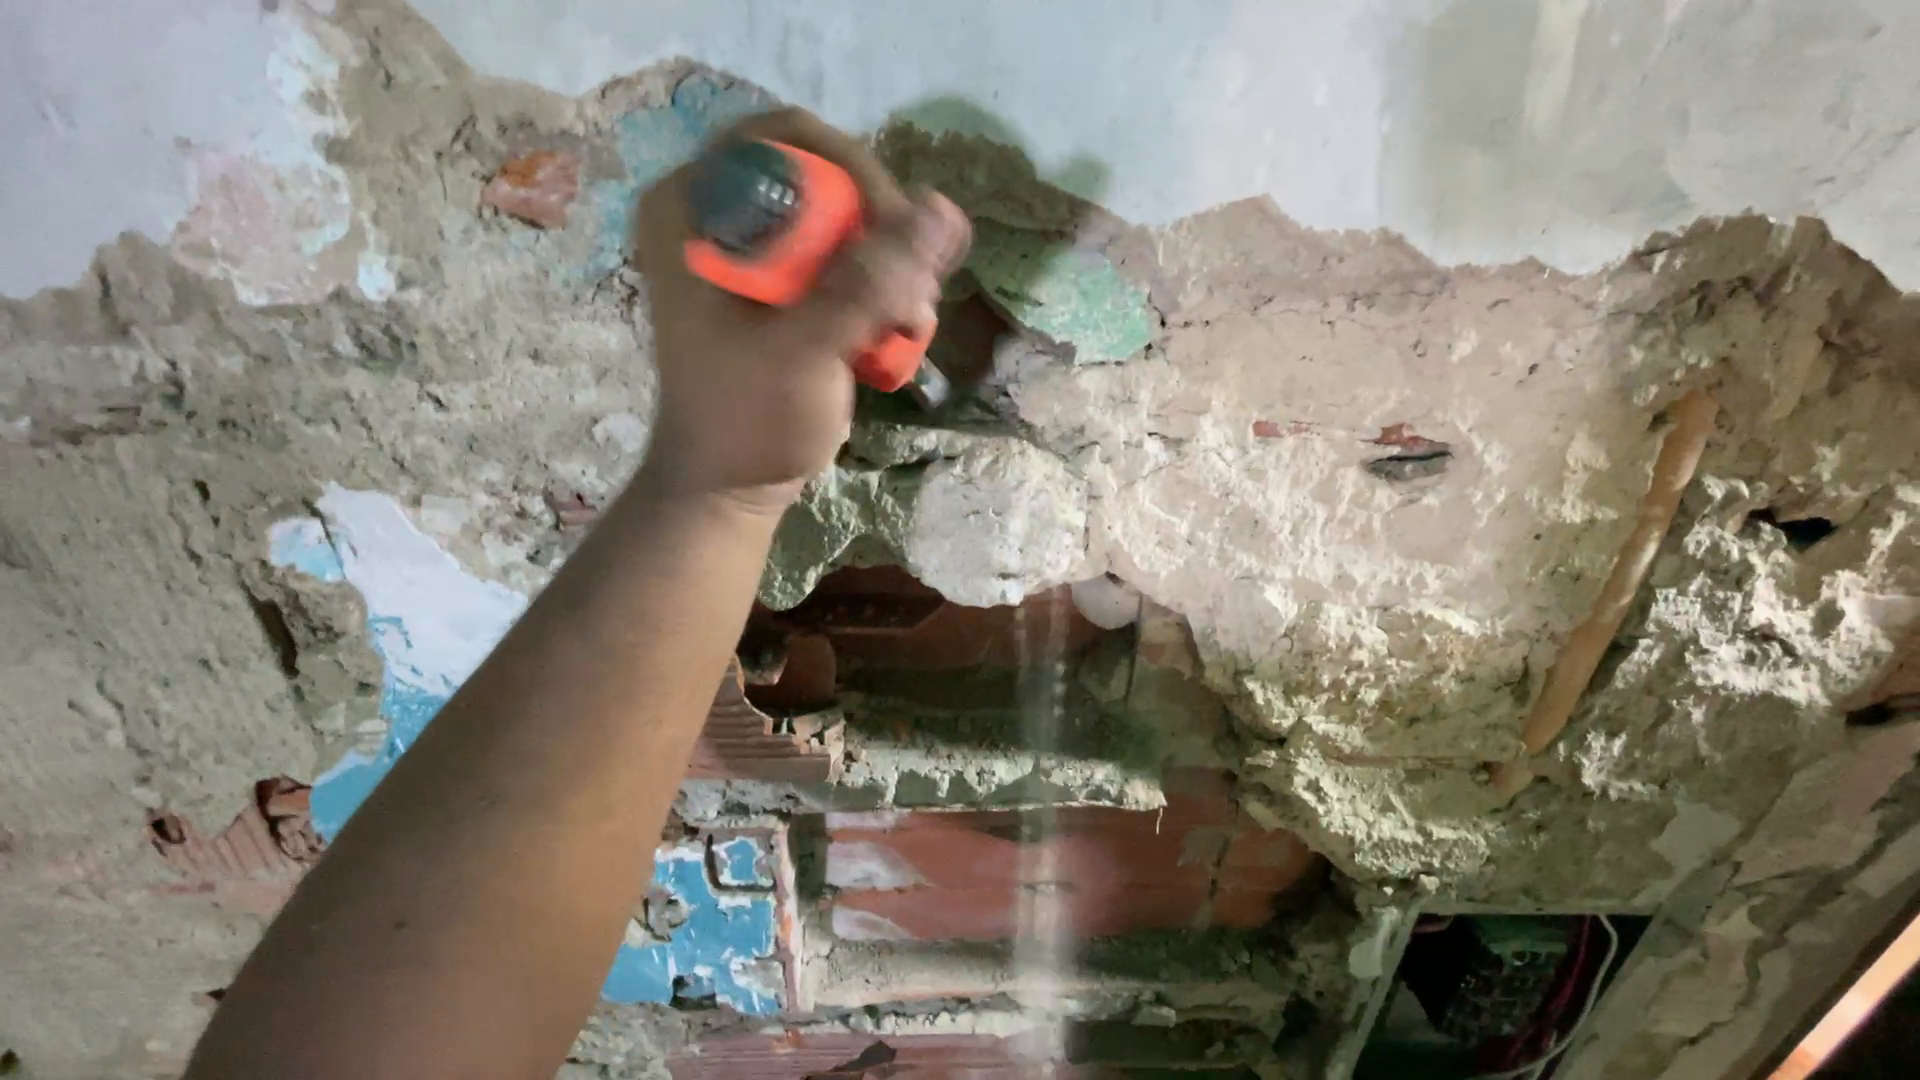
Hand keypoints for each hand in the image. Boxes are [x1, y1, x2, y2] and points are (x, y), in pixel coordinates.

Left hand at [631, 108, 970, 515]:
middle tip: (913, 292)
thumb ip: (868, 281)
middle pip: (830, 178)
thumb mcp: (804, 350)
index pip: (790, 139)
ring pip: (849, 220)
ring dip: (893, 267)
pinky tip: (898, 331)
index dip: (856, 175)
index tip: (895, 236)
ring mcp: (756, 251)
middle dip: (884, 234)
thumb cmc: (748, 421)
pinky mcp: (786, 286)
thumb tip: (943, 209)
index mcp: (692, 207)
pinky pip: (851, 258)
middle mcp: (721, 213)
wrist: (730, 485)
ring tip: (911, 322)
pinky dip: (883, 289)